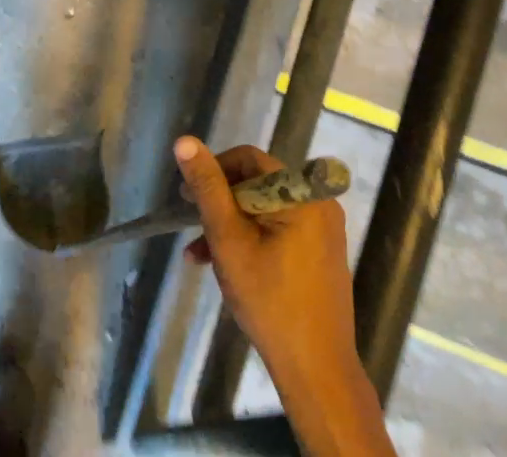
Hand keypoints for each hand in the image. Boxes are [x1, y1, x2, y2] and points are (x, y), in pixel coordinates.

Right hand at [174, 136, 355, 371]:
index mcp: (301, 196)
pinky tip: (221, 264)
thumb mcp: (228, 239)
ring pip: (262, 211)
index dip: (213, 169)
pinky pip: (277, 231)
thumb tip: (185, 141)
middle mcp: (318, 205)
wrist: (315, 365)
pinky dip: (248, 239)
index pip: (249, 159)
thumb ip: (207, 187)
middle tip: (190, 222)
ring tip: (197, 253)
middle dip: (218, 202)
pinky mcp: (318, 254)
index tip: (187, 196)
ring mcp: (321, 232)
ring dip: (227, 224)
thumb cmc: (269, 298)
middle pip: (256, 184)